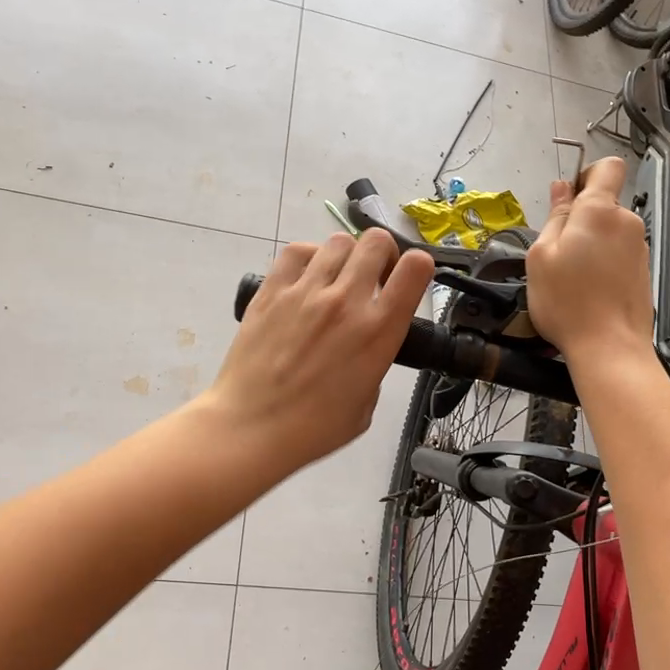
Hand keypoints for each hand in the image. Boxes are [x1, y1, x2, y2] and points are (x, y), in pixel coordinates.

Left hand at [206, 229, 434, 469]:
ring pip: (339, 242)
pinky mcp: (272, 290)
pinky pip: (297, 251)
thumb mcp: (367, 403)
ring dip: (347, 256)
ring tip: (337, 280)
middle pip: (377, 242)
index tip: (406, 283)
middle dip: (383, 255)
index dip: (418, 267)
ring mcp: (306, 291)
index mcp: (379, 330)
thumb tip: (366, 346)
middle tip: (374, 279)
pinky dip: (310, 257)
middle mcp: (347, 301)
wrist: (252, 428)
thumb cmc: (314, 428)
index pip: (415, 268)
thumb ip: (374, 363)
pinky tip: (307, 278)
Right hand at [527, 157, 652, 363]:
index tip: (567, 199)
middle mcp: (626, 223)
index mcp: (600, 211)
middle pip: (604, 204)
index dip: (586, 175)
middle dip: (580, 219)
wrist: (609, 347)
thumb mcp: (541, 256)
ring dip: (590, 245)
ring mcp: (638, 248)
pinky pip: (617, 254)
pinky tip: (587, 290)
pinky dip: (602, 264)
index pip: (607, 167)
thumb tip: (560, 190)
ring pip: (609, 231)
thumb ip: (554, 216)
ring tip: (571, 277)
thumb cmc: (568, 304)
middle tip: (557, 251)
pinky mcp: (642, 271)